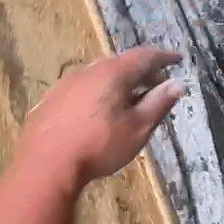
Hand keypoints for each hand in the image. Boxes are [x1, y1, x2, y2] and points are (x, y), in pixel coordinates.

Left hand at [14, 47, 185, 193]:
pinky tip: (99, 111)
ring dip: (119, 82)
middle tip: (157, 84)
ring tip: (130, 99)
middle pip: (121, 63)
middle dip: (142, 71)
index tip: (178, 59)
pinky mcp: (50, 100)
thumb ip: (159, 102)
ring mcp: (65, 84)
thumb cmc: (99, 146)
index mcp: (113, 74)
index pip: (144, 56)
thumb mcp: (138, 127)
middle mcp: (88, 71)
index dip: (164, 57)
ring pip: (99, 75)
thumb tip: (178, 84)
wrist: (45, 167)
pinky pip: (82, 88)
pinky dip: (99, 92)